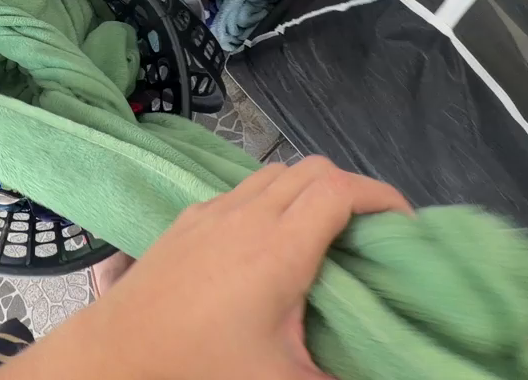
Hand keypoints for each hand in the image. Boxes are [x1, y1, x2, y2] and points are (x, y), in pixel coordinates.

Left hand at [0, 156, 410, 378]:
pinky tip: (273, 241)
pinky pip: (243, 189)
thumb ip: (342, 374)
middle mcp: (246, 214)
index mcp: (278, 247)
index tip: (405, 225)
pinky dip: (273, 197)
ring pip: (274, 172)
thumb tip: (384, 369)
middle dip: (351, 188)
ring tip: (329, 236)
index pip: (338, 189)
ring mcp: (213, 209)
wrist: (122, 351)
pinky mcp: (190, 217)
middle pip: (309, 167)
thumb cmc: (204, 366)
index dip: (381, 196)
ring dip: (309, 189)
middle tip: (373, 233)